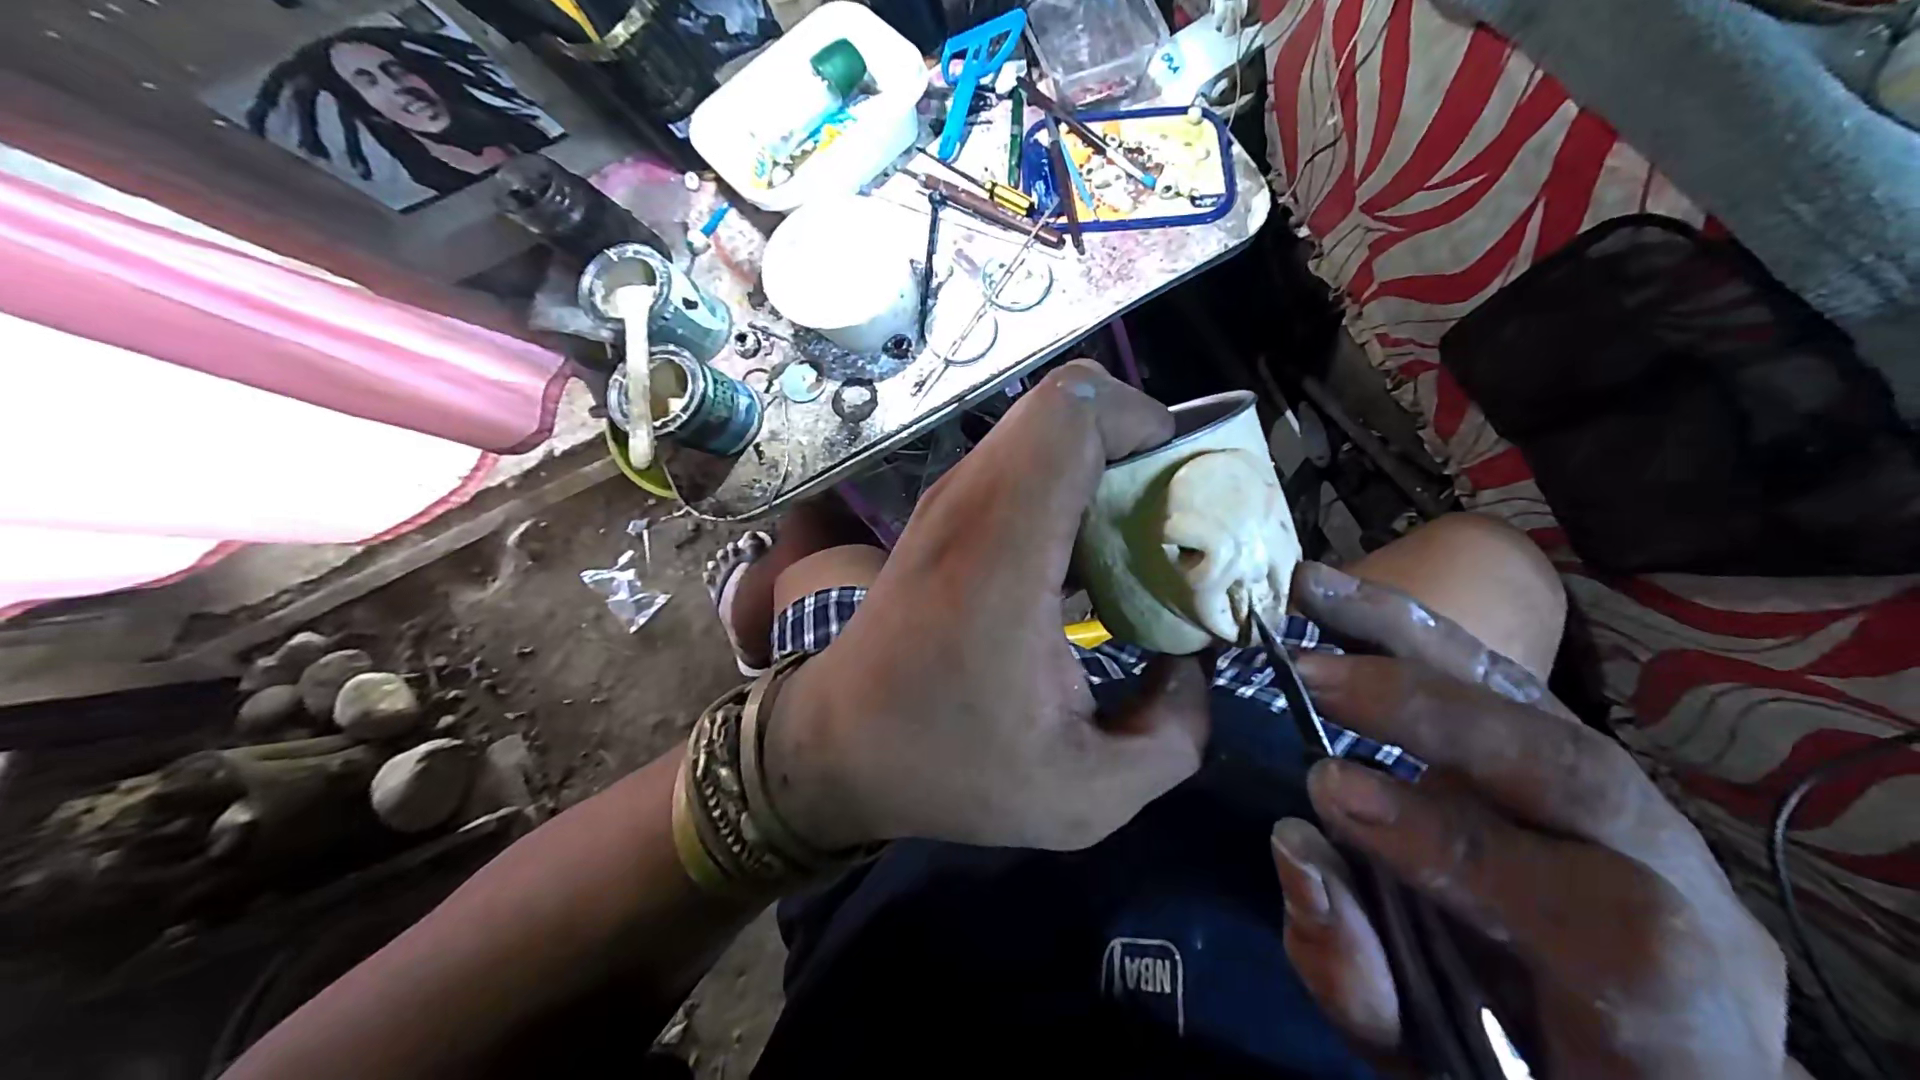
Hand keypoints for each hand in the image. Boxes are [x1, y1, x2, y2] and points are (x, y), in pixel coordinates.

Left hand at [763, 362, 1210, 850]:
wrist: (836, 746)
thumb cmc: (945, 766)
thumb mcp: (1083, 794)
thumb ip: (1171, 736)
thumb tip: (1191, 666)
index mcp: (1003, 552)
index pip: (1072, 413)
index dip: (1143, 423)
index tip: (1183, 491)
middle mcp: (970, 504)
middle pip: (1065, 404)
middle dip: (1135, 444)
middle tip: (1169, 519)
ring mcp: (948, 502)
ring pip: (1042, 430)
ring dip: (1102, 466)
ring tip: (1133, 540)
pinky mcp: (942, 515)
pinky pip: (1020, 465)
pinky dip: (1067, 486)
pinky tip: (1083, 559)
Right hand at [1271, 563, 1790, 1077]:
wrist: (1631, 1054)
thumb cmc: (1520, 1069)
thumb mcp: (1429, 1059)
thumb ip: (1362, 976)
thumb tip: (1293, 847)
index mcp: (1675, 1013)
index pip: (1598, 918)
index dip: (1456, 845)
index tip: (1328, 790)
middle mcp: (1679, 886)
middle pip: (1580, 775)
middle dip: (1431, 713)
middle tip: (1310, 672)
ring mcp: (1638, 813)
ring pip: (1546, 706)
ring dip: (1415, 638)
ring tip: (1316, 592)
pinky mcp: (1582, 764)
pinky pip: (1509, 687)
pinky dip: (1423, 638)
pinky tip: (1355, 603)